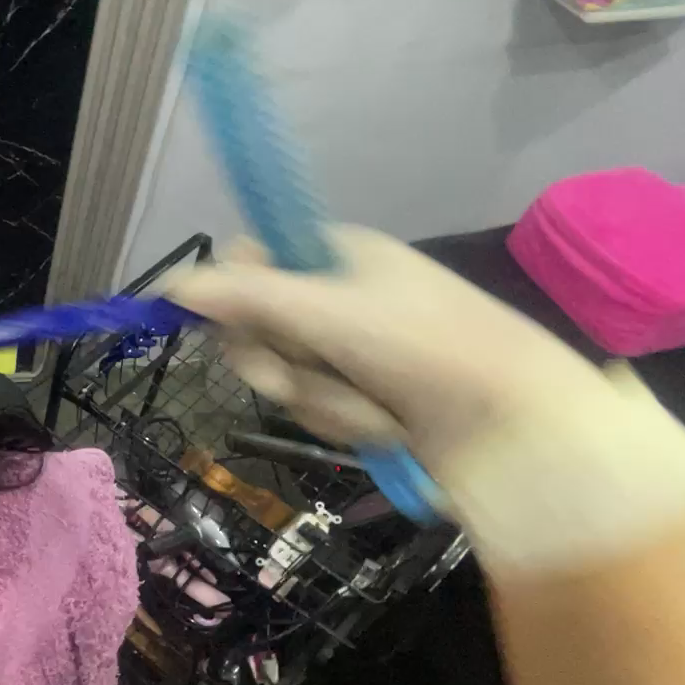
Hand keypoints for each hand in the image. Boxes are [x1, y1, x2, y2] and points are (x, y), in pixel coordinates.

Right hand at [164, 225, 684, 572]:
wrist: (518, 429)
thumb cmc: (424, 348)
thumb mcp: (326, 313)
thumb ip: (242, 297)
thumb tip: (166, 286)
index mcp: (333, 255)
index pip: (245, 261)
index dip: (227, 292)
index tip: (221, 321)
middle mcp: (335, 296)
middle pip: (251, 324)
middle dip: (273, 360)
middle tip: (297, 373)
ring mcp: (346, 347)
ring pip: (277, 371)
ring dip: (312, 396)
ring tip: (366, 405)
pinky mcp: (356, 392)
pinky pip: (307, 403)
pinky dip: (335, 417)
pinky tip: (377, 424)